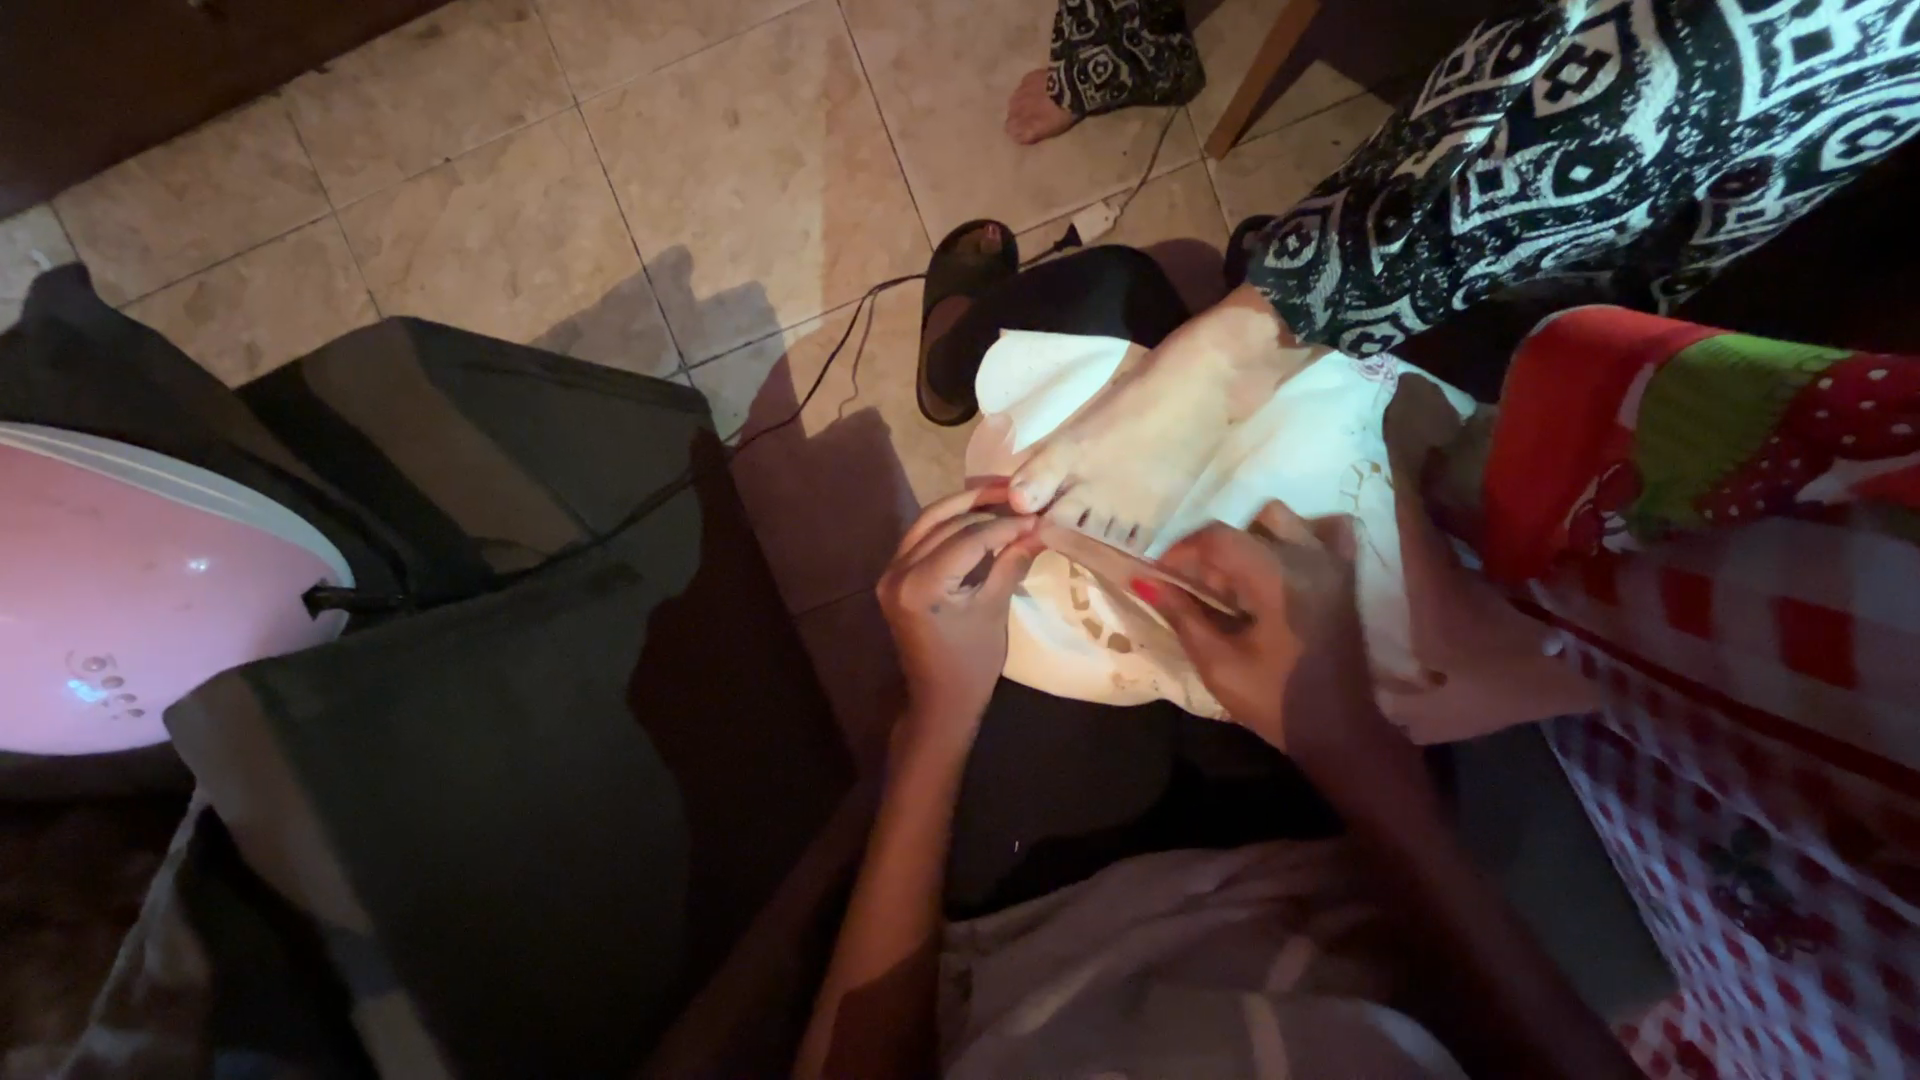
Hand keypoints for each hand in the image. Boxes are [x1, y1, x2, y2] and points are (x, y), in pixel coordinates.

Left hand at [879, 485, 1042, 743]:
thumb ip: (1011, 562)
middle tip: (1017, 492)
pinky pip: (920, 538)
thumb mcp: (995, 610)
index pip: (968, 538)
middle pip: (943, 522)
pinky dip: (948, 524)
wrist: (940, 700)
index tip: (1035, 515)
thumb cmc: (971, 664)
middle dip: (982, 505)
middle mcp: (898, 572)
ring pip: (927, 522)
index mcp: (922, 585)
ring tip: (999, 494)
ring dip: (962, 507)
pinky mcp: (894, 577)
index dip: (1004, 524)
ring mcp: (891, 573)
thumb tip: (1039, 528)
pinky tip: (976, 517)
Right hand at [1135, 500, 1387, 757]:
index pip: (1217, 537)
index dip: (1181, 550)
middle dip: (1211, 551)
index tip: (1161, 576)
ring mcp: (1335, 563)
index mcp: (1277, 579)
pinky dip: (1300, 534)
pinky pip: (1328, 530)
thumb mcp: (1218, 664)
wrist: (1342, 732)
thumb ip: (1182, 615)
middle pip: (1245, 524)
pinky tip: (1281, 563)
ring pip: (1282, 519)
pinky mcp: (1347, 576)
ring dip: (1249, 538)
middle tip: (1198, 589)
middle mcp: (1309, 558)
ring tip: (1237, 579)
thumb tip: (1145, 581)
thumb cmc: (1277, 702)